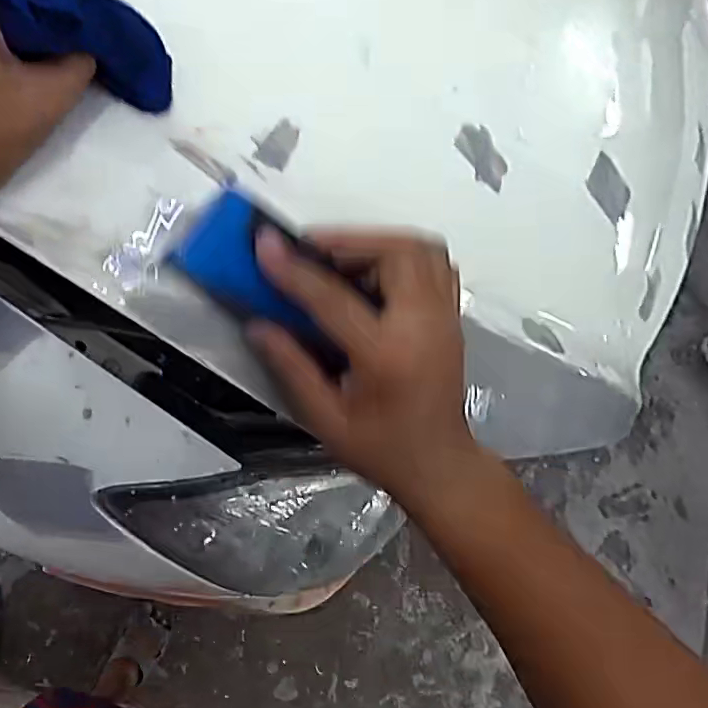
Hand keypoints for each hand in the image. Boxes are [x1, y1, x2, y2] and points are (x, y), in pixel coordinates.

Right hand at [250, 228, 493, 508]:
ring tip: (339, 259)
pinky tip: (372, 274)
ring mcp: (445, 318)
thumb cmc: (380, 448)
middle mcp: (424, 325)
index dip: (294, 269)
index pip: (334, 298)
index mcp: (386, 355)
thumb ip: (291, 366)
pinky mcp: (451, 316)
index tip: (265, 244)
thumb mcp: (324, 417)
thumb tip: (257, 324)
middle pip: (396, 253)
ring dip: (377, 243)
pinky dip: (401, 255)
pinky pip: (433, 263)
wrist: (439, 465)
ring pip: (421, 249)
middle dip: (348, 242)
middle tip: (310, 252)